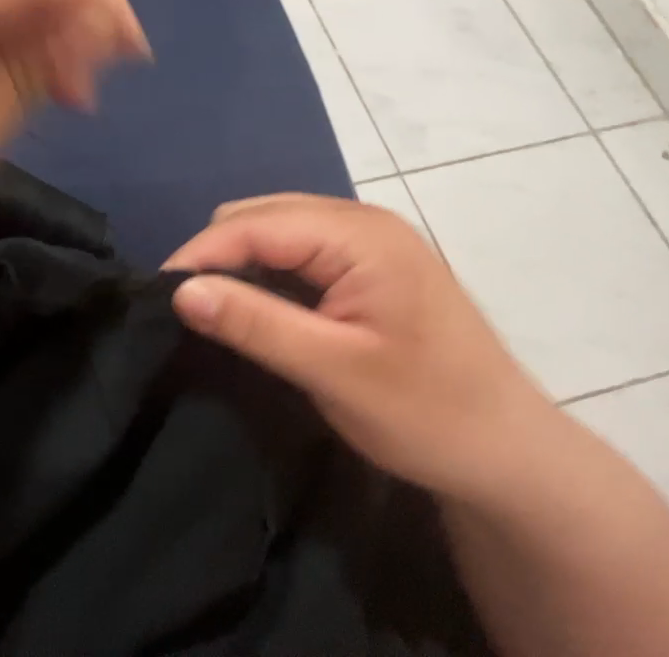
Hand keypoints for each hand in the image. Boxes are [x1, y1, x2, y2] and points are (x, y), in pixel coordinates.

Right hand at [164, 194, 561, 503]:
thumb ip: (256, 323)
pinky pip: (299, 250)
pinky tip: (259, 310)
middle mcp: (364, 222)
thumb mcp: (334, 371)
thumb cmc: (427, 412)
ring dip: (241, 264)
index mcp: (361, 235)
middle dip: (218, 255)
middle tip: (190, 311)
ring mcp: (370, 241)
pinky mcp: (371, 265)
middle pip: (262, 216)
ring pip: (277, 230)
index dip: (200, 255)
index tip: (159, 297)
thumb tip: (181, 289)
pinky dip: (268, 273)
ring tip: (217, 312)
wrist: (509, 453)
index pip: (254, 224)